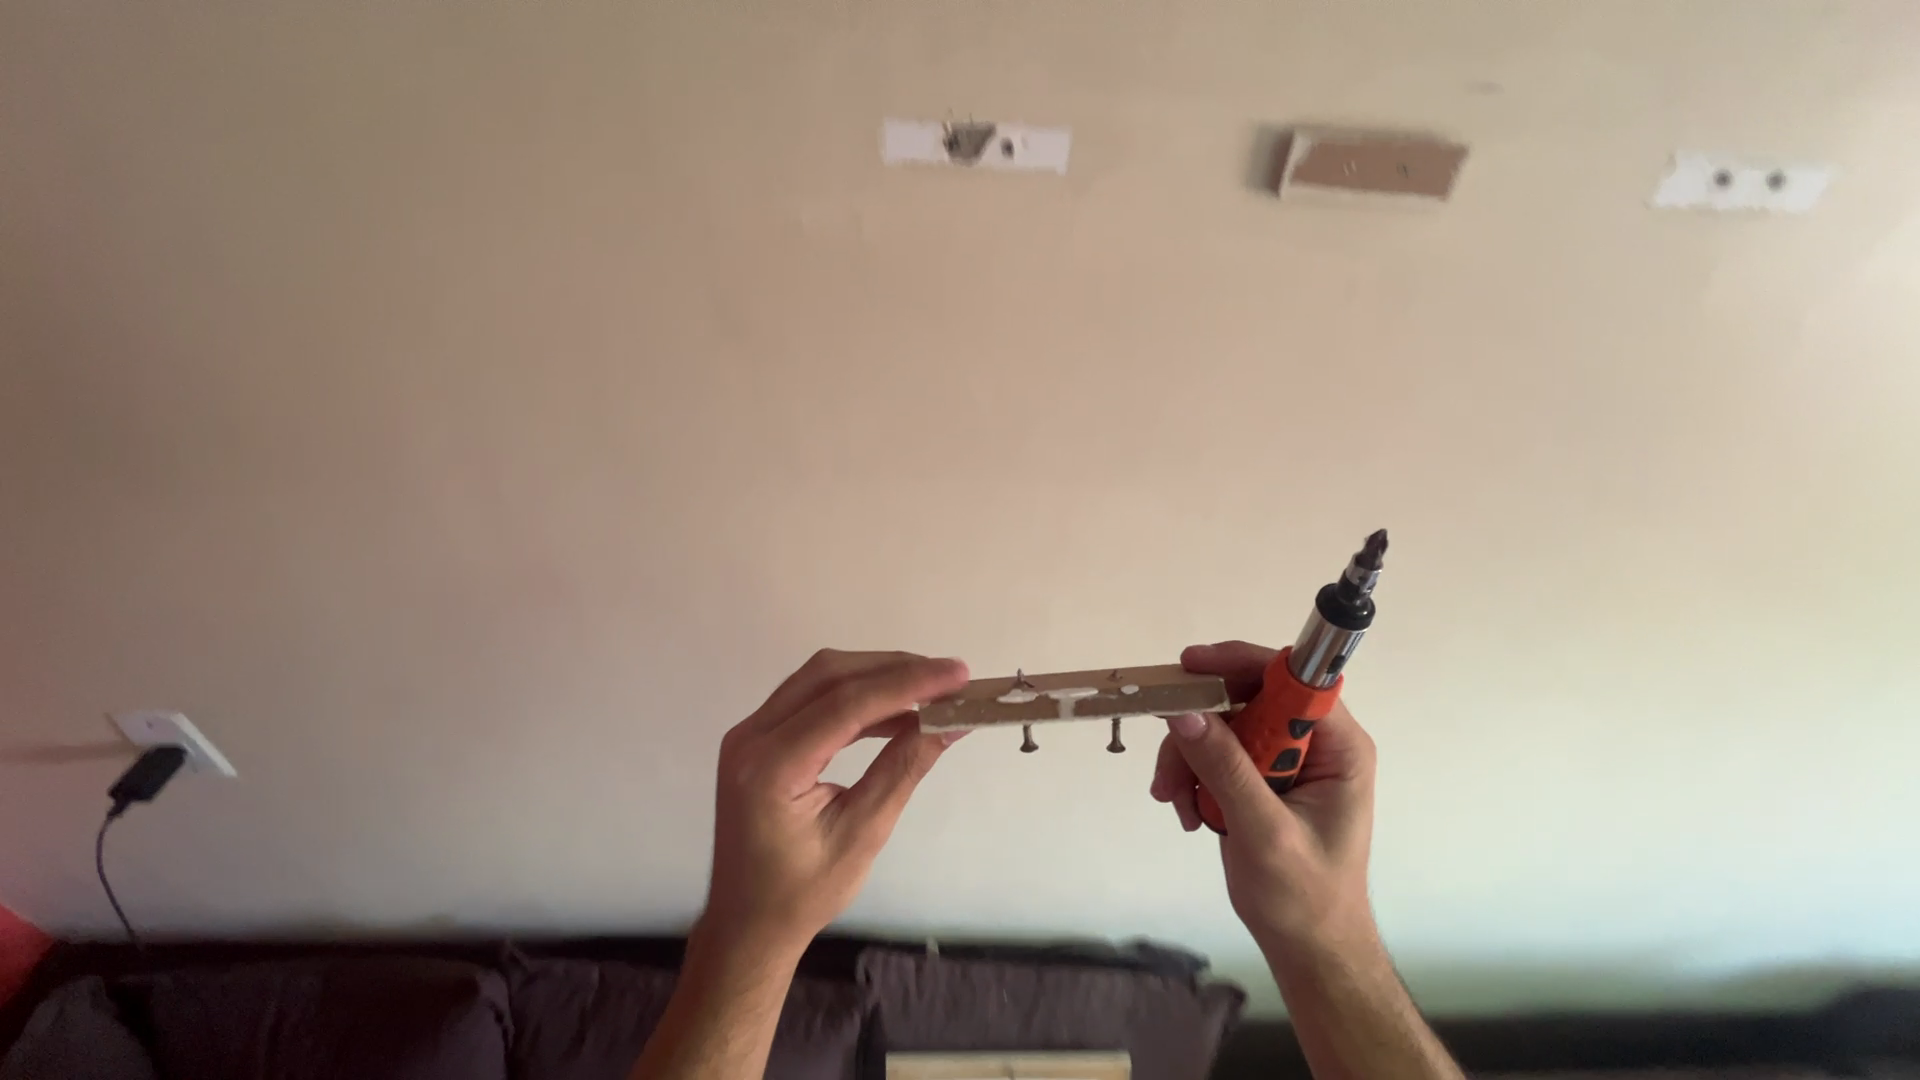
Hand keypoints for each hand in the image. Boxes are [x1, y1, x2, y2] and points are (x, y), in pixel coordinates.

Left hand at [701, 649, 970, 955]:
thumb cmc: (802, 894)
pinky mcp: (759, 735)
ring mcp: (749, 732)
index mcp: (770, 768)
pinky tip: (896, 710)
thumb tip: (951, 721)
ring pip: (820, 677)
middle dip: (895, 669)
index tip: (958, 675)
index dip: (907, 683)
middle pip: (830, 675)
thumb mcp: (863, 835)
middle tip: (950, 676)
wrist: (745, 922)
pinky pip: (811, 696)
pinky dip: (857, 694)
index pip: (846, 704)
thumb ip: (903, 768)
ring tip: (931, 688)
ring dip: (877, 675)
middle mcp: (750, 737)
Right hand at [1150, 641, 1378, 954]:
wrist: (1307, 946)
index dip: (1241, 662)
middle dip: (1200, 728)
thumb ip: (1225, 768)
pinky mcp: (1256, 775)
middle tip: (1169, 764)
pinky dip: (1190, 777)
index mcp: (1337, 747)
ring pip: (1219, 724)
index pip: (1293, 679)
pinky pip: (1211, 751)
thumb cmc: (1304, 897)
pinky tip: (1189, 813)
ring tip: (1174, 801)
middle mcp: (1310, 742)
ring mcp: (1282, 758)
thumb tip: (1185, 712)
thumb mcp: (1264, 832)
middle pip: (1245, 697)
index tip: (1191, 667)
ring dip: (1187, 759)